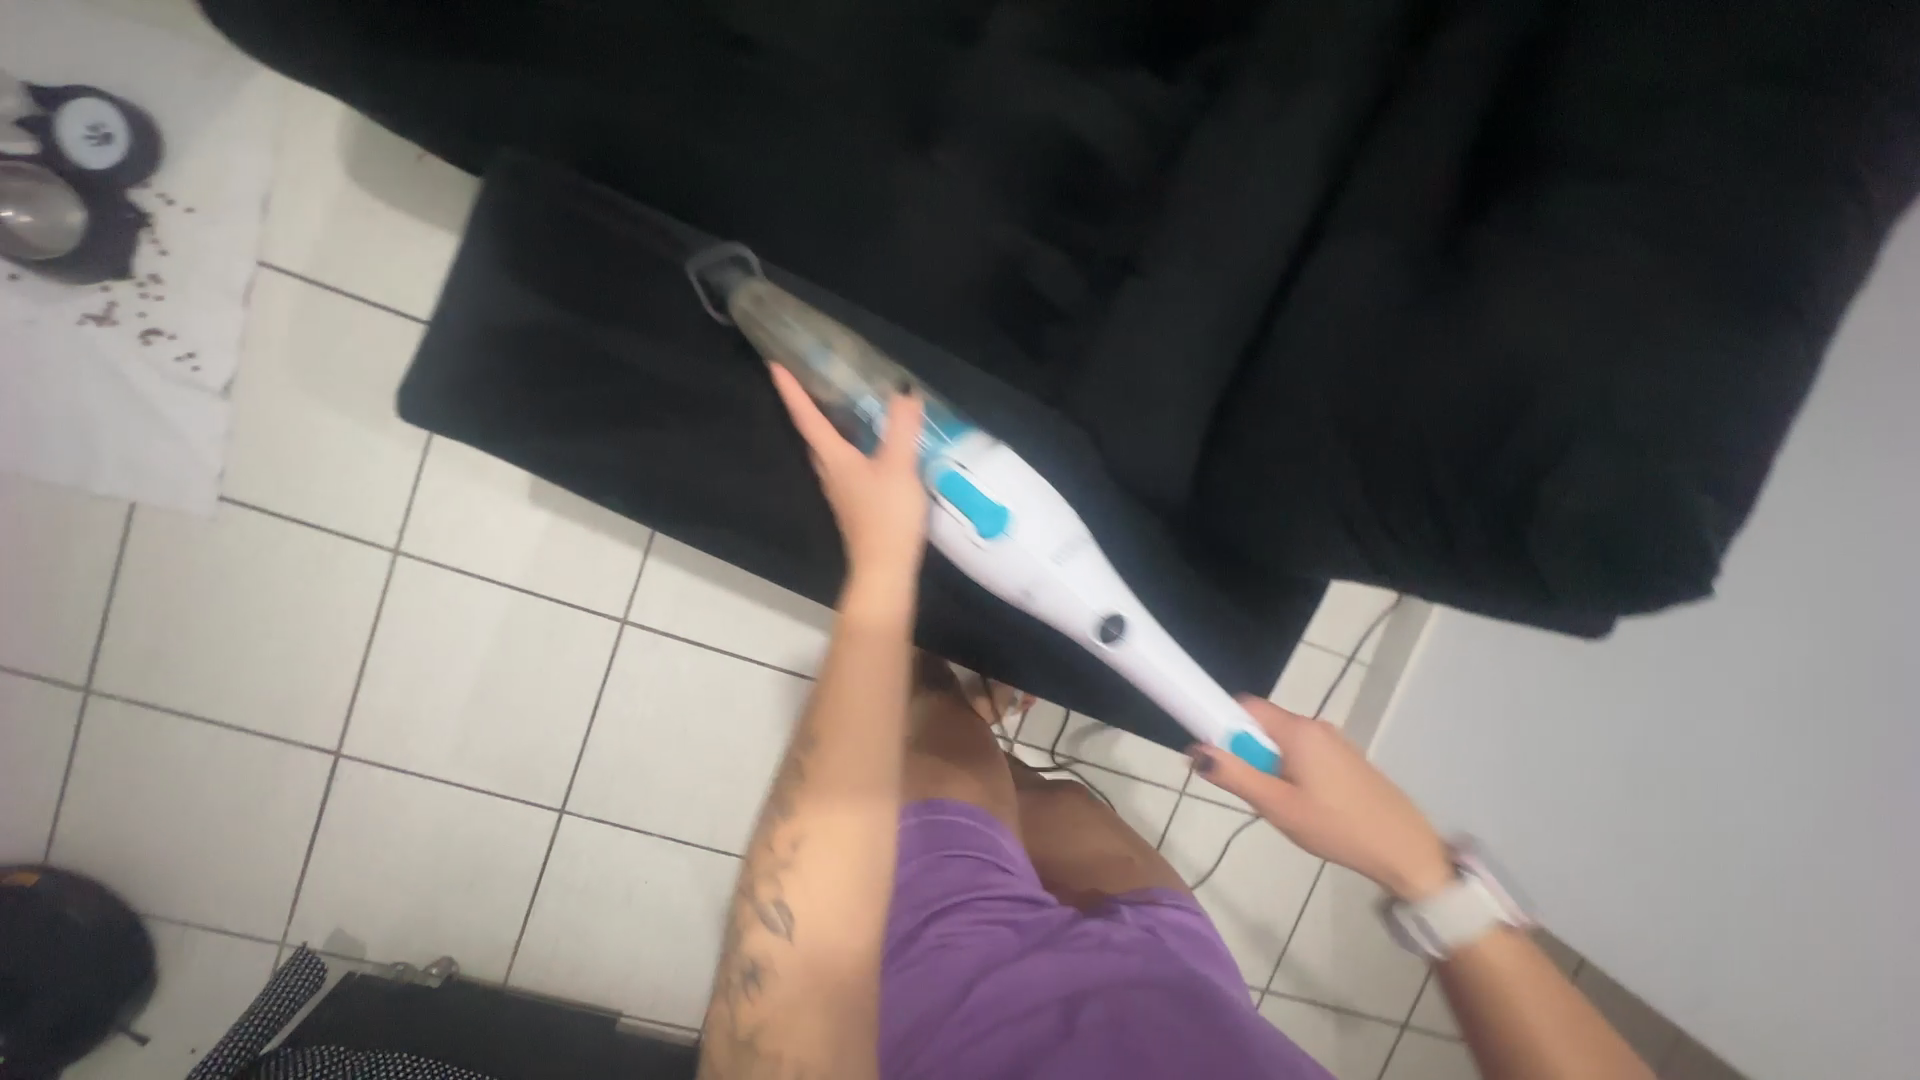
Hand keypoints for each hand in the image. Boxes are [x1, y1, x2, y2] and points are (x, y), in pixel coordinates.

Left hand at [768, 364, 929, 584]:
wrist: (884, 569)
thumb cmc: (887, 517)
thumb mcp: (899, 466)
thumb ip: (902, 427)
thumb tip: (903, 391)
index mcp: (834, 458)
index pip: (807, 417)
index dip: (791, 391)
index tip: (774, 366)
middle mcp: (830, 472)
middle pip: (813, 435)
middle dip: (808, 407)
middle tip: (810, 381)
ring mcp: (841, 492)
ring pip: (829, 452)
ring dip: (830, 428)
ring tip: (840, 407)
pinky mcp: (855, 506)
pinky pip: (846, 466)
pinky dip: (850, 448)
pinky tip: (869, 448)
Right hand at [1189, 697, 1454, 901]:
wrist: (1406, 852)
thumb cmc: (1337, 827)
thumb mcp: (1277, 806)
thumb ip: (1235, 775)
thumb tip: (1195, 752)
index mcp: (1298, 731)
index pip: (1245, 706)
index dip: (1222, 722)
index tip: (1214, 753)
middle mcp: (1316, 727)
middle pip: (1263, 725)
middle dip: (1247, 752)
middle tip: (1253, 791)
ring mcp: (1335, 742)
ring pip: (1283, 743)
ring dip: (1269, 766)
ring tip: (1280, 805)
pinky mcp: (1347, 760)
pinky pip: (1303, 754)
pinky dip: (1291, 772)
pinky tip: (1304, 806)